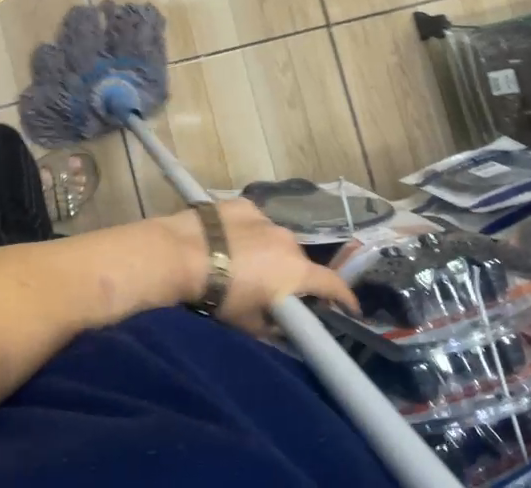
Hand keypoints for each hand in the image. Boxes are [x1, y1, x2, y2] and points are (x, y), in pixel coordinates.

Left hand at [162, 199, 357, 336]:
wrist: (181, 254)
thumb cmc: (220, 295)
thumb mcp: (252, 324)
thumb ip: (277, 326)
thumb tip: (285, 325)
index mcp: (298, 271)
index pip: (334, 285)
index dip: (344, 298)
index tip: (348, 308)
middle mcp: (288, 240)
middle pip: (300, 261)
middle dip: (293, 275)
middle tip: (274, 287)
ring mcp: (264, 218)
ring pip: (275, 239)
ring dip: (269, 251)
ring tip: (245, 262)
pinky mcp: (241, 204)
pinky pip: (253, 221)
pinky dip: (247, 231)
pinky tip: (228, 239)